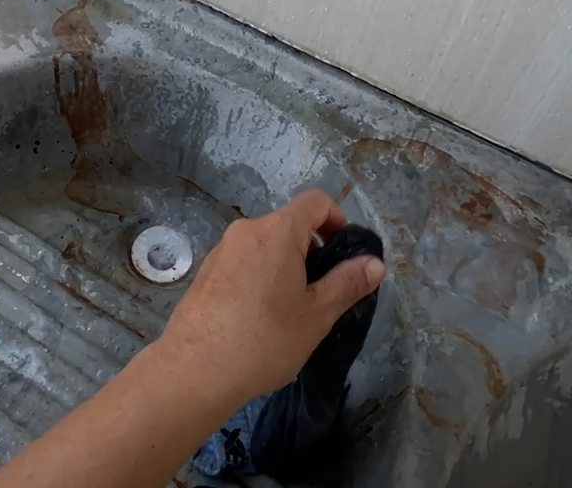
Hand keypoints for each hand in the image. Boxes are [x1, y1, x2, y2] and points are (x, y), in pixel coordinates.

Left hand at [148, 190, 385, 408]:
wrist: (195, 369)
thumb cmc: (265, 338)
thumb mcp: (317, 314)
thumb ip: (348, 283)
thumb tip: (376, 263)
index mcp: (278, 230)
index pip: (316, 202)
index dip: (338, 220)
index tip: (346, 255)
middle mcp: (248, 229)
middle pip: (290, 224)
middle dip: (312, 251)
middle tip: (321, 295)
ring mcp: (222, 249)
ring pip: (266, 245)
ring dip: (286, 266)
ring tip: (290, 312)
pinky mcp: (206, 271)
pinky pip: (244, 262)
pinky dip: (260, 277)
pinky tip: (259, 319)